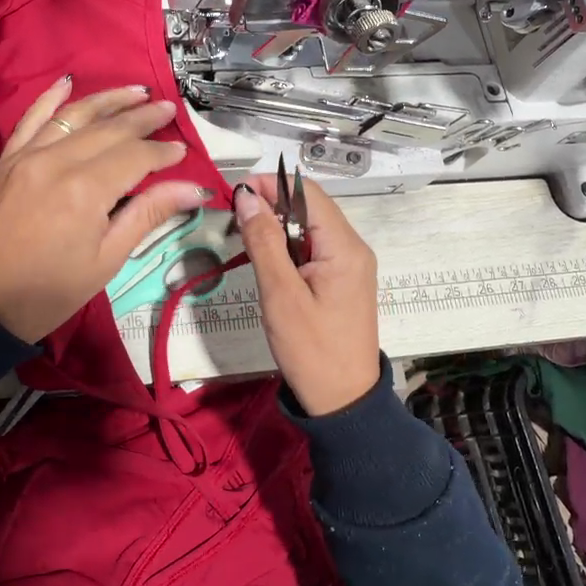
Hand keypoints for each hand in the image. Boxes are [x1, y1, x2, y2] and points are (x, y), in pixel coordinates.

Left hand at [0, 77, 209, 341]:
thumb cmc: (48, 292)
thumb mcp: (105, 261)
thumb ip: (147, 215)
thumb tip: (194, 188)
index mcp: (86, 190)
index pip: (135, 157)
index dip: (162, 153)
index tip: (183, 151)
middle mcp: (57, 161)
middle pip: (109, 129)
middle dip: (143, 118)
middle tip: (169, 110)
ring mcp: (28, 156)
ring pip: (75, 115)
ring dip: (108, 100)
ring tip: (137, 91)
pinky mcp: (6, 160)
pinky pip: (31, 118)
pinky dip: (50, 98)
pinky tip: (67, 83)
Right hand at [231, 173, 379, 415]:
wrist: (343, 401)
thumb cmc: (311, 349)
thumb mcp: (280, 295)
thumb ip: (263, 241)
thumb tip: (246, 196)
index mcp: (344, 247)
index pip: (307, 192)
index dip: (270, 184)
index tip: (234, 193)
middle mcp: (353, 247)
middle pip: (309, 206)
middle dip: (270, 203)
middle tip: (233, 218)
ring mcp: (349, 264)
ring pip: (309, 226)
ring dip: (276, 225)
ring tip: (243, 237)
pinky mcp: (342, 280)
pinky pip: (312, 248)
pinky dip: (287, 246)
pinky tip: (265, 259)